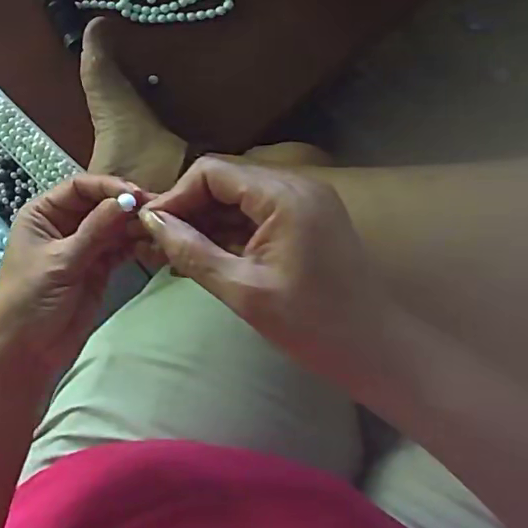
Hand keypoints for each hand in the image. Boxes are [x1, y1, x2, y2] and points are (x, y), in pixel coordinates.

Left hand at [0, 174, 145, 376]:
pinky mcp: (97, 269)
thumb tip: (127, 200)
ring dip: (136, 225)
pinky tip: (157, 244)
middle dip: (127, 205)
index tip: (138, 194)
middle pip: (100, 204)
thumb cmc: (30, 298)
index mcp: (42, 213)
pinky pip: (120, 249)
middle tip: (162, 210)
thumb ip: (95, 231)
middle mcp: (62, 224)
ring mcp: (81, 247)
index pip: (79, 187)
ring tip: (165, 227)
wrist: (25, 349)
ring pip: (113, 226)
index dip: (108, 187)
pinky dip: (137, 245)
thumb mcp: (61, 261)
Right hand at [136, 156, 392, 385]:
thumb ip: (189, 249)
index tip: (151, 228)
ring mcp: (302, 202)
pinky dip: (224, 229)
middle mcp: (295, 187)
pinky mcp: (303, 220)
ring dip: (202, 220)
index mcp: (285, 197)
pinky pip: (251, 212)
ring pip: (233, 196)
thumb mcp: (240, 288)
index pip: (211, 172)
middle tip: (157, 241)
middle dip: (186, 208)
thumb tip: (148, 221)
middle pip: (221, 180)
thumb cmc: (312, 324)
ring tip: (174, 251)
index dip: (176, 196)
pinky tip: (202, 255)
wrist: (379, 355)